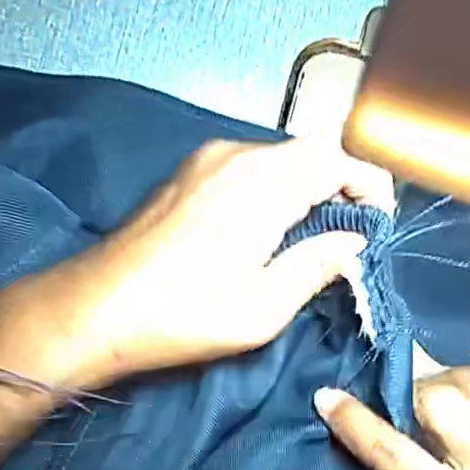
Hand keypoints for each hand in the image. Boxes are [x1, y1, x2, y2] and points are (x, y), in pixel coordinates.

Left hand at [0, 137, 395, 387]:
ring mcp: (200, 163)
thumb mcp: (263, 308)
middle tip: (339, 243)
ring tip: (296, 246)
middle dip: (332, 194)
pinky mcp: (178, 180)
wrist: (95, 310)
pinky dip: (261, 196)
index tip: (374, 226)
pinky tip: (252, 238)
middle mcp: (233, 154)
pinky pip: (239, 174)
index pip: (338, 159)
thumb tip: (352, 242)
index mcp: (263, 180)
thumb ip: (316, 267)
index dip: (366, 188)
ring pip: (270, 164)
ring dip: (295, 195)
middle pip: (304, 157)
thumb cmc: (183, 315)